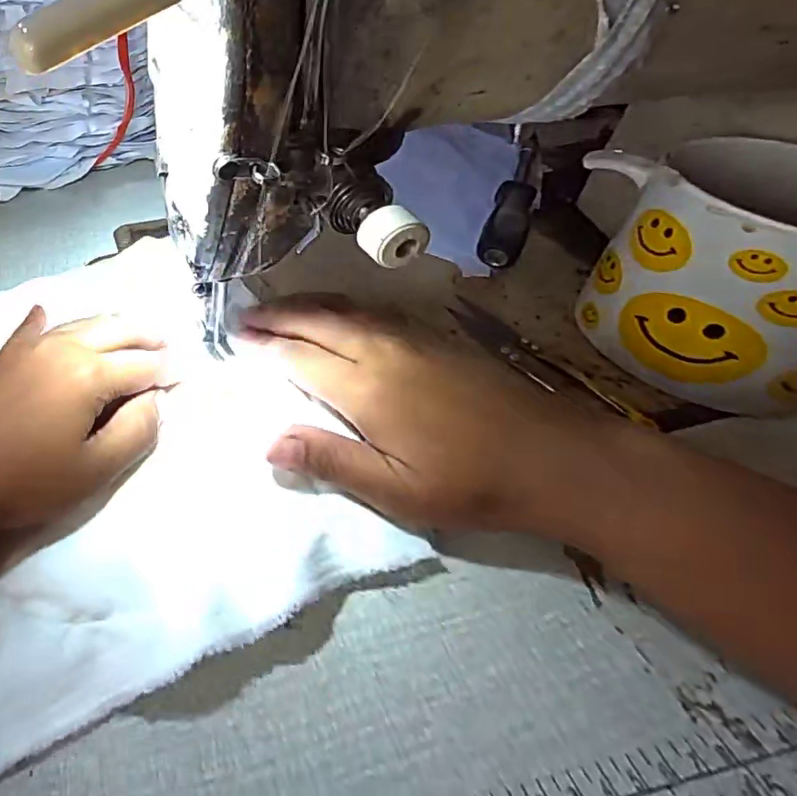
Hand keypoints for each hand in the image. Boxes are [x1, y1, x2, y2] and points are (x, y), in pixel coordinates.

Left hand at [0, 306, 167, 539]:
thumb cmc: (25, 481)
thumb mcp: (92, 471)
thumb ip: (135, 432)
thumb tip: (154, 401)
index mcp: (90, 373)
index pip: (141, 366)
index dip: (166, 371)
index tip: (184, 374)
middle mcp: (63, 347)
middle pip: (114, 332)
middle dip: (144, 337)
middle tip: (165, 344)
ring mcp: (28, 347)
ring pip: (79, 324)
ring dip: (108, 326)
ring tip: (127, 332)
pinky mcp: (2, 356)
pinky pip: (31, 328)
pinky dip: (46, 320)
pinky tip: (45, 311)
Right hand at [238, 295, 636, 537]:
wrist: (560, 458)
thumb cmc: (470, 483)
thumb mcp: (396, 490)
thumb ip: (330, 460)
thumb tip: (268, 444)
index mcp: (363, 387)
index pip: (298, 356)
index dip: (264, 346)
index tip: (236, 338)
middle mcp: (379, 351)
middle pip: (314, 321)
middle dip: (275, 316)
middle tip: (245, 316)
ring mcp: (410, 338)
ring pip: (342, 309)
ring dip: (303, 305)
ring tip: (276, 307)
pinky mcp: (434, 337)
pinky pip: (370, 310)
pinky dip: (338, 305)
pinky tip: (336, 312)